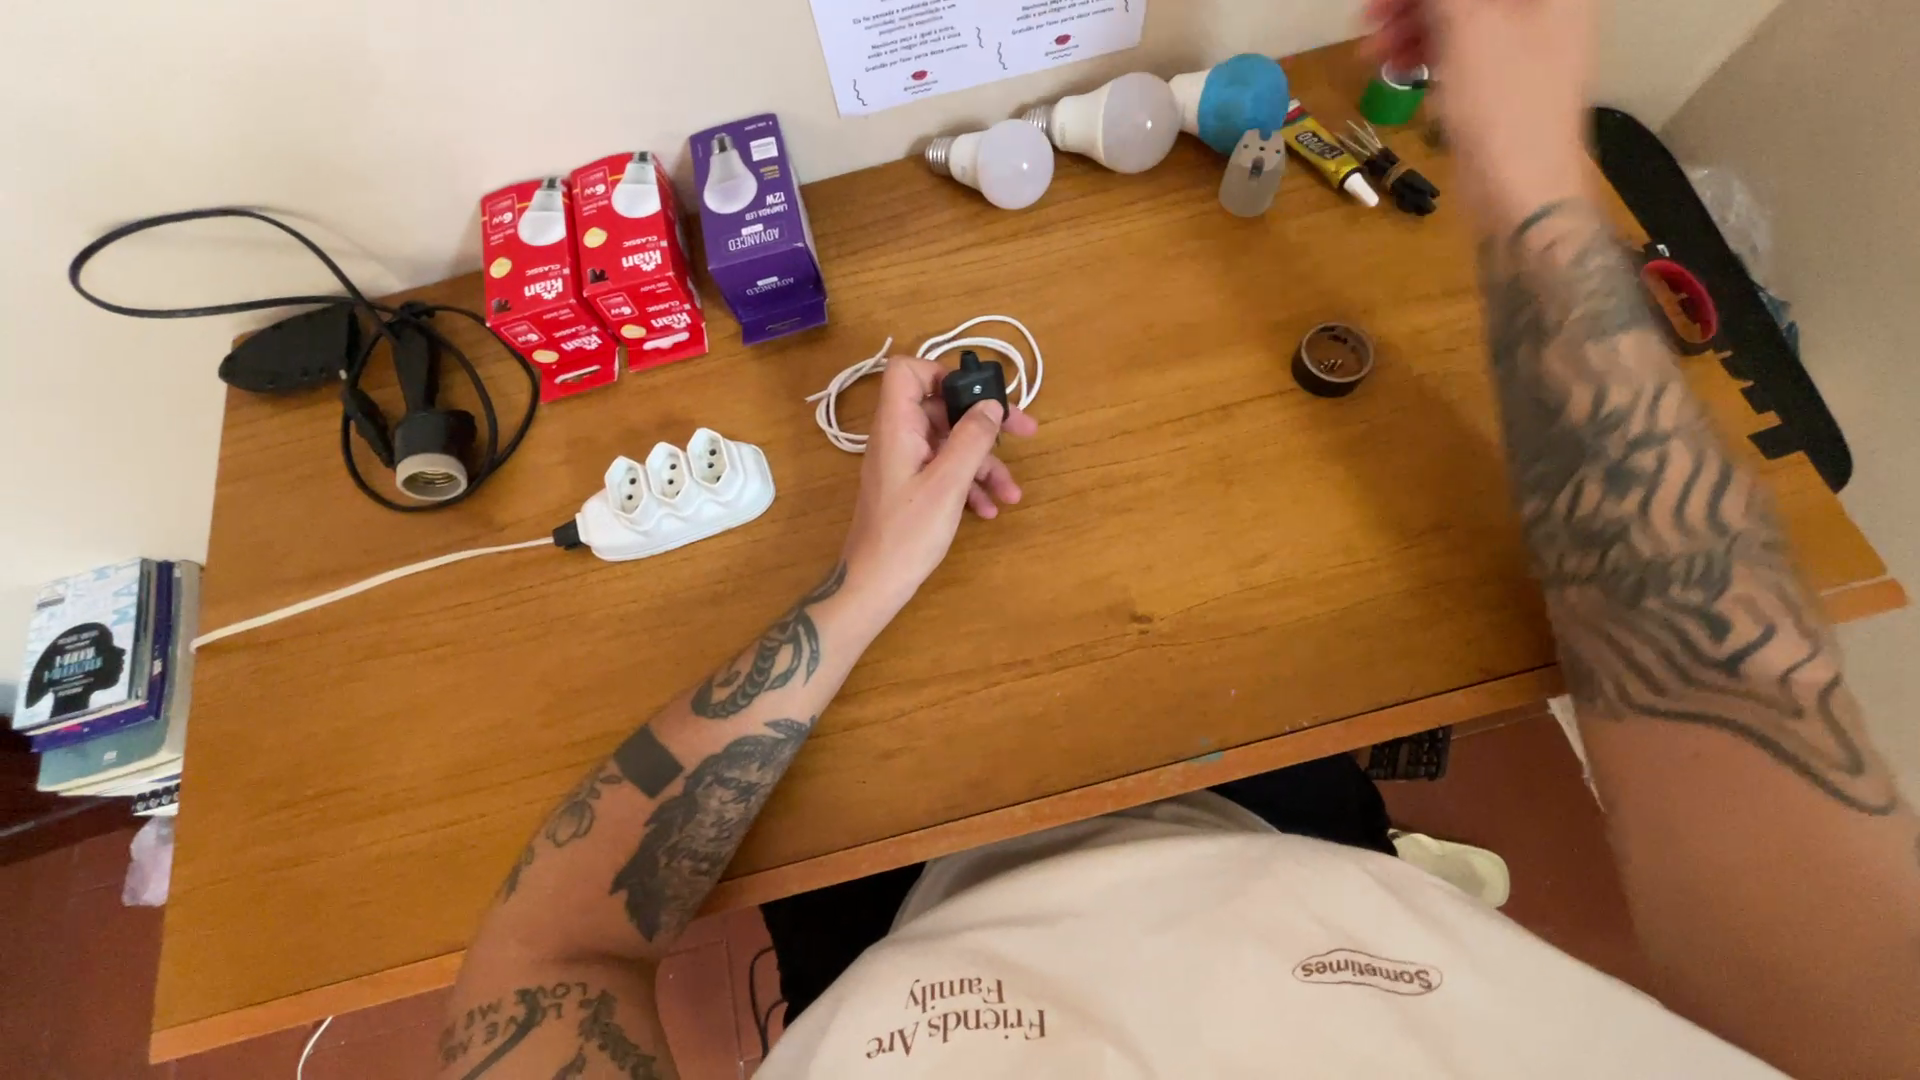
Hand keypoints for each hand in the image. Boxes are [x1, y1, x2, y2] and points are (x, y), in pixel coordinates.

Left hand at [840, 356, 1038, 614]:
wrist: (874, 583)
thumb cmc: (907, 533)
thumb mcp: (948, 484)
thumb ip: (971, 439)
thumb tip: (991, 405)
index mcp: (896, 426)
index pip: (907, 370)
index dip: (942, 373)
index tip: (978, 395)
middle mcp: (897, 437)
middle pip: (941, 408)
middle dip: (984, 423)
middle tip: (1025, 433)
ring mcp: (903, 463)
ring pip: (949, 444)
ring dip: (984, 463)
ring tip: (1012, 493)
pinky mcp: (910, 487)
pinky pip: (944, 470)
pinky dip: (969, 484)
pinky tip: (989, 509)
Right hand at [1366, 0, 1596, 229]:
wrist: (1520, 189)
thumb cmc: (1502, 105)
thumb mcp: (1470, 30)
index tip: (1384, 0)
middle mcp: (1546, 7)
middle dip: (1415, 6)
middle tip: (1368, 21)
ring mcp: (1526, 48)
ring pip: (1462, 21)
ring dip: (1413, 32)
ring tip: (1370, 55)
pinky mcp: (1502, 84)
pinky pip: (1462, 54)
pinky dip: (1429, 57)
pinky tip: (1398, 72)